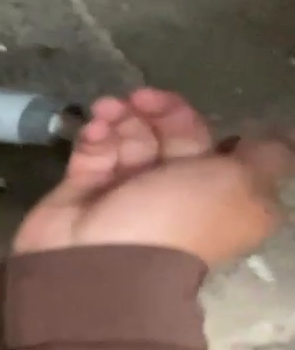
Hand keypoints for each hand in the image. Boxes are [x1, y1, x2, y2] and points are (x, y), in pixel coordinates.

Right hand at [13, 89, 290, 266]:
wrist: (102, 253)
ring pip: (130, 142)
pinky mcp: (84, 188)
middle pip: (174, 139)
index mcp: (227, 194)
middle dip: (159, 114)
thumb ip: (264, 155)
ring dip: (121, 120)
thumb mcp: (243, 183)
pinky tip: (94, 127)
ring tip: (107, 107)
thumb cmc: (179, 216)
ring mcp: (128, 189)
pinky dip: (94, 138)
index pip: (225, 150)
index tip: (192, 110)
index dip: (210, 125)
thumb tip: (265, 139)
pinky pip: (94, 155)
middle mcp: (180, 189)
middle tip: (140, 96)